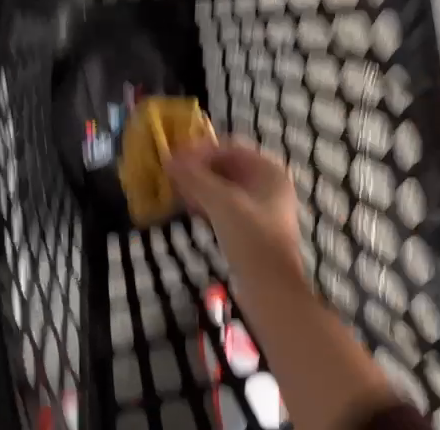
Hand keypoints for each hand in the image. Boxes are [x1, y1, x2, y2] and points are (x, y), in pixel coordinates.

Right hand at [164, 141, 304, 290]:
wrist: (271, 291)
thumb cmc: (251, 238)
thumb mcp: (221, 203)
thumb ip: (195, 178)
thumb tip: (169, 159)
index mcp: (269, 170)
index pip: (231, 148)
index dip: (202, 150)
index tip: (175, 157)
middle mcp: (269, 185)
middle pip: (229, 167)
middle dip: (200, 170)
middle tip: (172, 175)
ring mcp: (263, 209)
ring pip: (226, 188)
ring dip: (201, 187)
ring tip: (176, 192)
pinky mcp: (254, 231)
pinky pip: (228, 208)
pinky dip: (209, 205)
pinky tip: (191, 211)